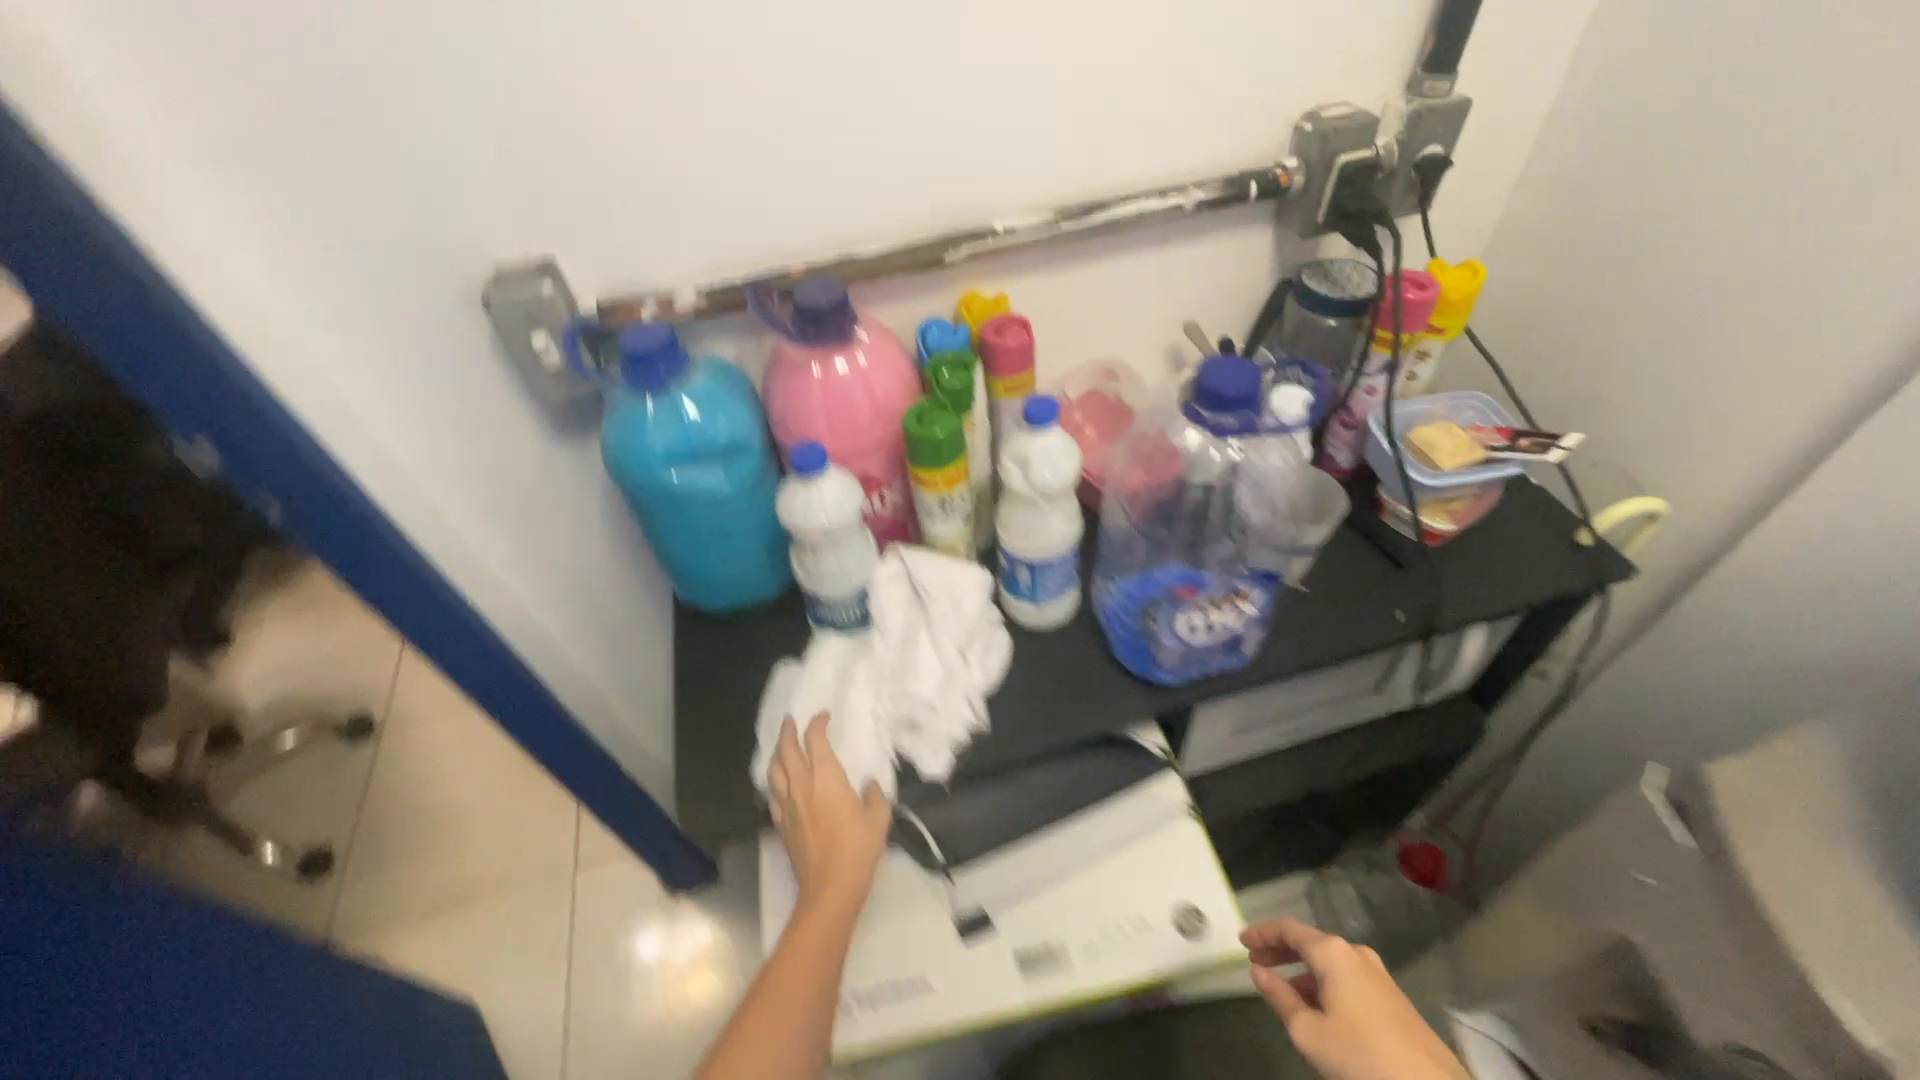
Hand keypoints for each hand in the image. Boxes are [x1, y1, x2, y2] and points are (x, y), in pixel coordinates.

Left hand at [767, 712, 891, 918]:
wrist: (830, 887)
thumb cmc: (858, 850)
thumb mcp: (878, 820)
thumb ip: (873, 796)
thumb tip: (867, 785)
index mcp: (827, 779)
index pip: (816, 741)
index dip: (817, 724)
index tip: (824, 716)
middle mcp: (802, 786)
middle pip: (787, 750)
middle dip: (788, 731)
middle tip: (791, 720)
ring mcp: (788, 805)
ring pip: (774, 771)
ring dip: (776, 753)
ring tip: (780, 746)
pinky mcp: (781, 824)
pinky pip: (772, 794)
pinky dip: (774, 781)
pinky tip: (779, 782)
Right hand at [1243, 917, 1466, 1079]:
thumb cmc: (1360, 1057)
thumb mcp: (1308, 1031)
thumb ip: (1279, 997)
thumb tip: (1258, 971)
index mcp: (1333, 954)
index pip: (1289, 929)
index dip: (1263, 933)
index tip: (1241, 942)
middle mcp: (1357, 955)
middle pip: (1311, 943)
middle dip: (1281, 951)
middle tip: (1255, 963)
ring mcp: (1380, 977)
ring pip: (1331, 963)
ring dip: (1303, 971)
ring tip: (1281, 990)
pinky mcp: (1393, 1000)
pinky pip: (1348, 980)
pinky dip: (1324, 985)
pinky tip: (1317, 1009)